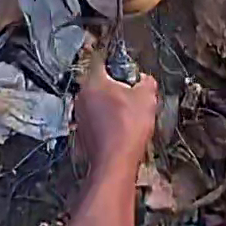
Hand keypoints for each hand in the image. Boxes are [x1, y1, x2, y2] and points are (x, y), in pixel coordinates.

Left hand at [73, 61, 157, 176]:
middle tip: (132, 95)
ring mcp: (79, 116)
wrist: (115, 162)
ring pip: (96, 103)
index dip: (115, 64)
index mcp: (94, 82)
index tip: (123, 68)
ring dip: (110, 106)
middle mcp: (81, 97)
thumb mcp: (147, 98)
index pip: (101, 62)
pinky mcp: (81, 133)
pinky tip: (120, 130)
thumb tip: (145, 80)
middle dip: (115, 88)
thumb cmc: (128, 128)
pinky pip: (95, 120)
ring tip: (128, 115)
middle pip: (99, 84)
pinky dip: (106, 122)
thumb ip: (147, 82)